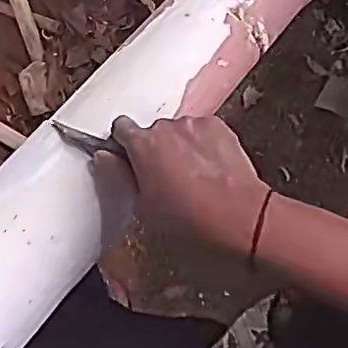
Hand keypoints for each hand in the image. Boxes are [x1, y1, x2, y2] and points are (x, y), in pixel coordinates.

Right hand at [104, 115, 270, 256]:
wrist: (242, 220)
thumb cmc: (192, 222)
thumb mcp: (145, 208)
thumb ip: (121, 176)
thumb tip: (105, 158)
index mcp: (142, 145)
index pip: (120, 128)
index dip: (123, 145)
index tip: (128, 160)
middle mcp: (166, 127)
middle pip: (151, 132)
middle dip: (155, 150)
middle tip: (165, 180)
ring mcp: (193, 125)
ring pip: (178, 132)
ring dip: (180, 146)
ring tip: (193, 177)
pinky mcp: (218, 127)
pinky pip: (201, 131)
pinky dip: (202, 144)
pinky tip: (210, 169)